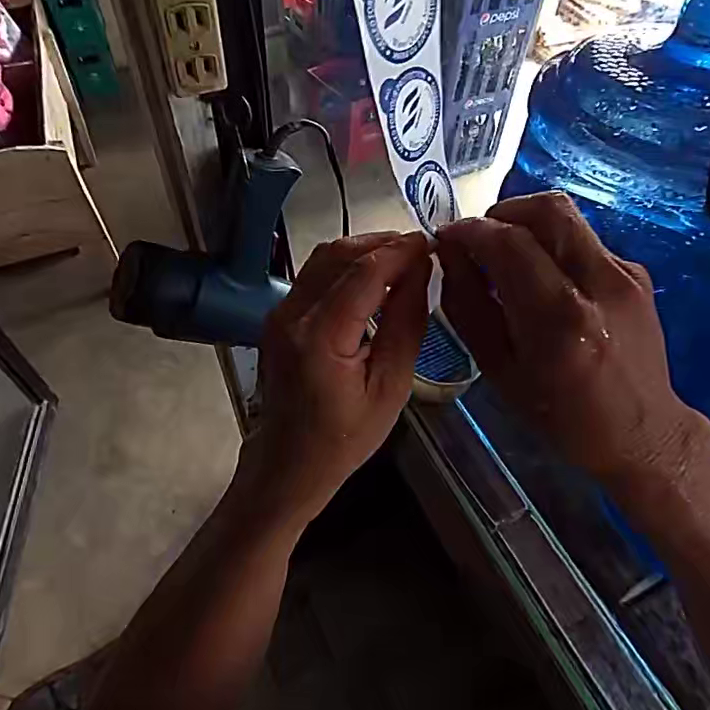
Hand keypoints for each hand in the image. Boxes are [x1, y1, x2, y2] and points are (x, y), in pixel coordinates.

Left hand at [243, 231, 431, 527]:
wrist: (286, 465)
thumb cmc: (343, 440)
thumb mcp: (390, 389)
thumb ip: (405, 325)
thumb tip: (421, 274)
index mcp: (320, 338)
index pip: (364, 273)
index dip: (400, 252)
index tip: (430, 244)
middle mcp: (292, 316)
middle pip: (339, 254)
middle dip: (383, 244)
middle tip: (421, 250)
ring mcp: (279, 314)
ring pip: (324, 258)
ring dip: (364, 250)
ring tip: (403, 259)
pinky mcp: (278, 317)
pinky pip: (315, 275)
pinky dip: (347, 266)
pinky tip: (374, 278)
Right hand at [436, 192, 709, 489]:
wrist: (643, 433)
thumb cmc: (563, 417)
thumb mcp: (500, 371)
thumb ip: (469, 306)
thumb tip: (451, 255)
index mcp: (560, 320)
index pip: (510, 242)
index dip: (470, 230)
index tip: (448, 237)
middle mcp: (600, 285)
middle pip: (548, 210)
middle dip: (502, 212)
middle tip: (480, 239)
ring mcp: (626, 275)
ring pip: (568, 220)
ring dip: (527, 227)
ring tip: (507, 260)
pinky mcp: (636, 274)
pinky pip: (583, 242)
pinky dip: (552, 247)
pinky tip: (544, 281)